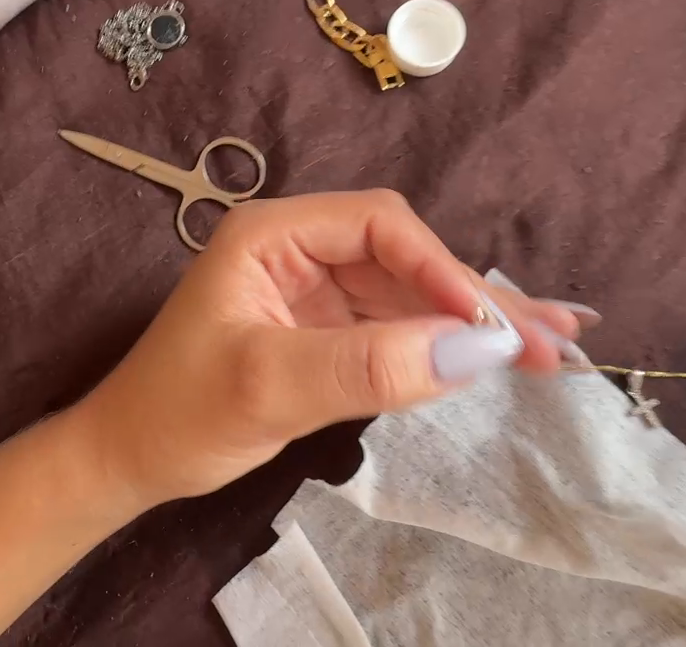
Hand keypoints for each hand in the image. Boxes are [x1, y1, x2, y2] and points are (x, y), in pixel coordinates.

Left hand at [67, 190, 596, 509]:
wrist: (133, 458)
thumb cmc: (179, 411)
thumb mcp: (267, 386)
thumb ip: (367, 365)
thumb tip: (474, 349)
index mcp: (274, 233)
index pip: (377, 226)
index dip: (439, 268)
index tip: (488, 326)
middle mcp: (302, 248)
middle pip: (406, 258)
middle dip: (474, 299)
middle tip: (552, 341)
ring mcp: (318, 289)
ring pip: (410, 293)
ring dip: (474, 322)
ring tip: (551, 349)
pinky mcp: (328, 328)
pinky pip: (397, 327)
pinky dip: (445, 345)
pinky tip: (496, 355)